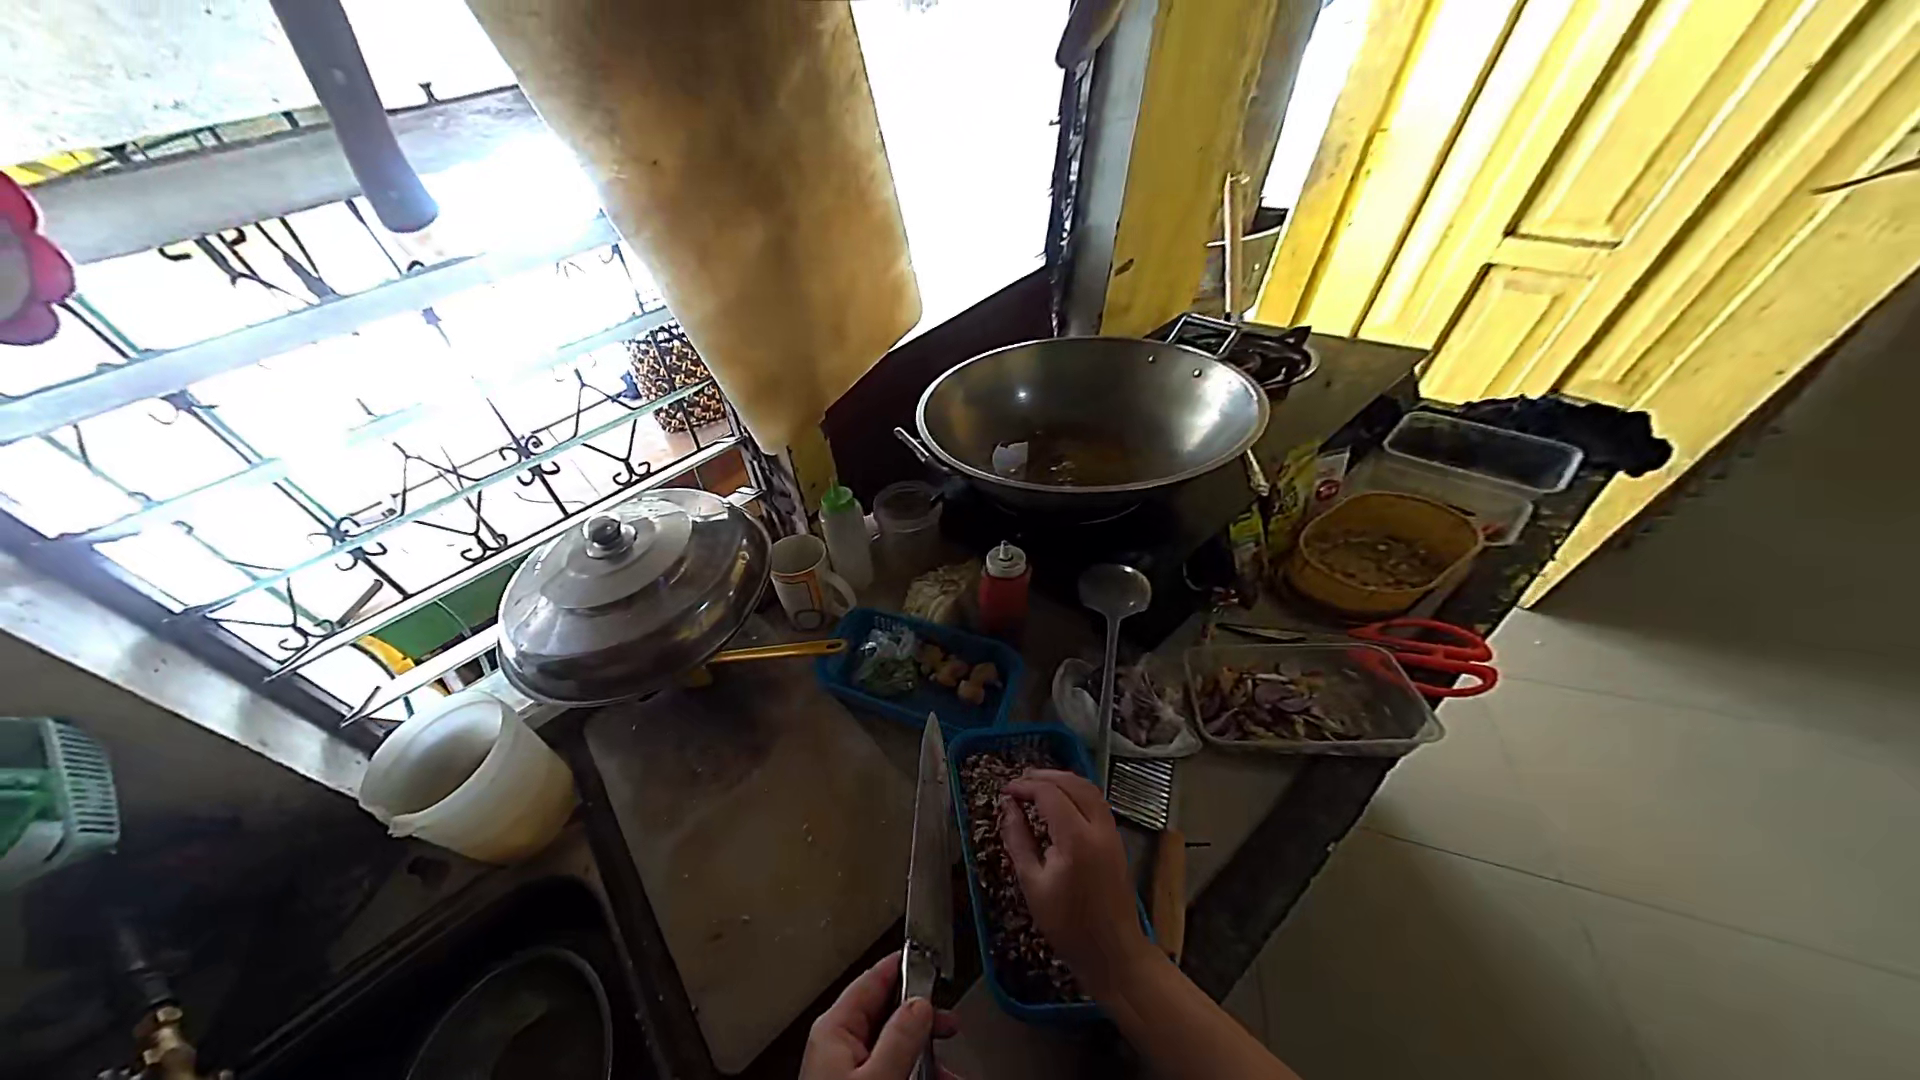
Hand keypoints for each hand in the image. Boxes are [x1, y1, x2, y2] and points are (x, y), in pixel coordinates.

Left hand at [800, 950, 962, 1079]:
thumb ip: (900, 1037)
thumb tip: (920, 1003)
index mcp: (836, 1030)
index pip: (874, 980)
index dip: (904, 968)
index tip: (932, 962)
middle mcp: (840, 1045)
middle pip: (888, 1014)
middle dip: (924, 1022)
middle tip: (951, 1025)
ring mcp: (849, 1073)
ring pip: (895, 1048)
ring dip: (926, 1058)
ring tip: (951, 1073)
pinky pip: (892, 1073)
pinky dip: (918, 1076)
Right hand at [999, 769, 1156, 996]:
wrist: (1115, 954)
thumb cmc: (1068, 926)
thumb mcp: (1032, 884)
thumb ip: (1018, 839)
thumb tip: (1008, 807)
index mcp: (1076, 839)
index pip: (1049, 794)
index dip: (1024, 787)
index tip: (1005, 791)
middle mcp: (1098, 827)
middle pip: (1072, 783)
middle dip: (1043, 776)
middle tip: (1019, 782)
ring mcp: (1112, 832)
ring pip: (1088, 788)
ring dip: (1062, 780)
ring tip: (1036, 784)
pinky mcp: (1117, 839)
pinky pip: (1097, 801)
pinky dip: (1076, 791)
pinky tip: (1060, 800)